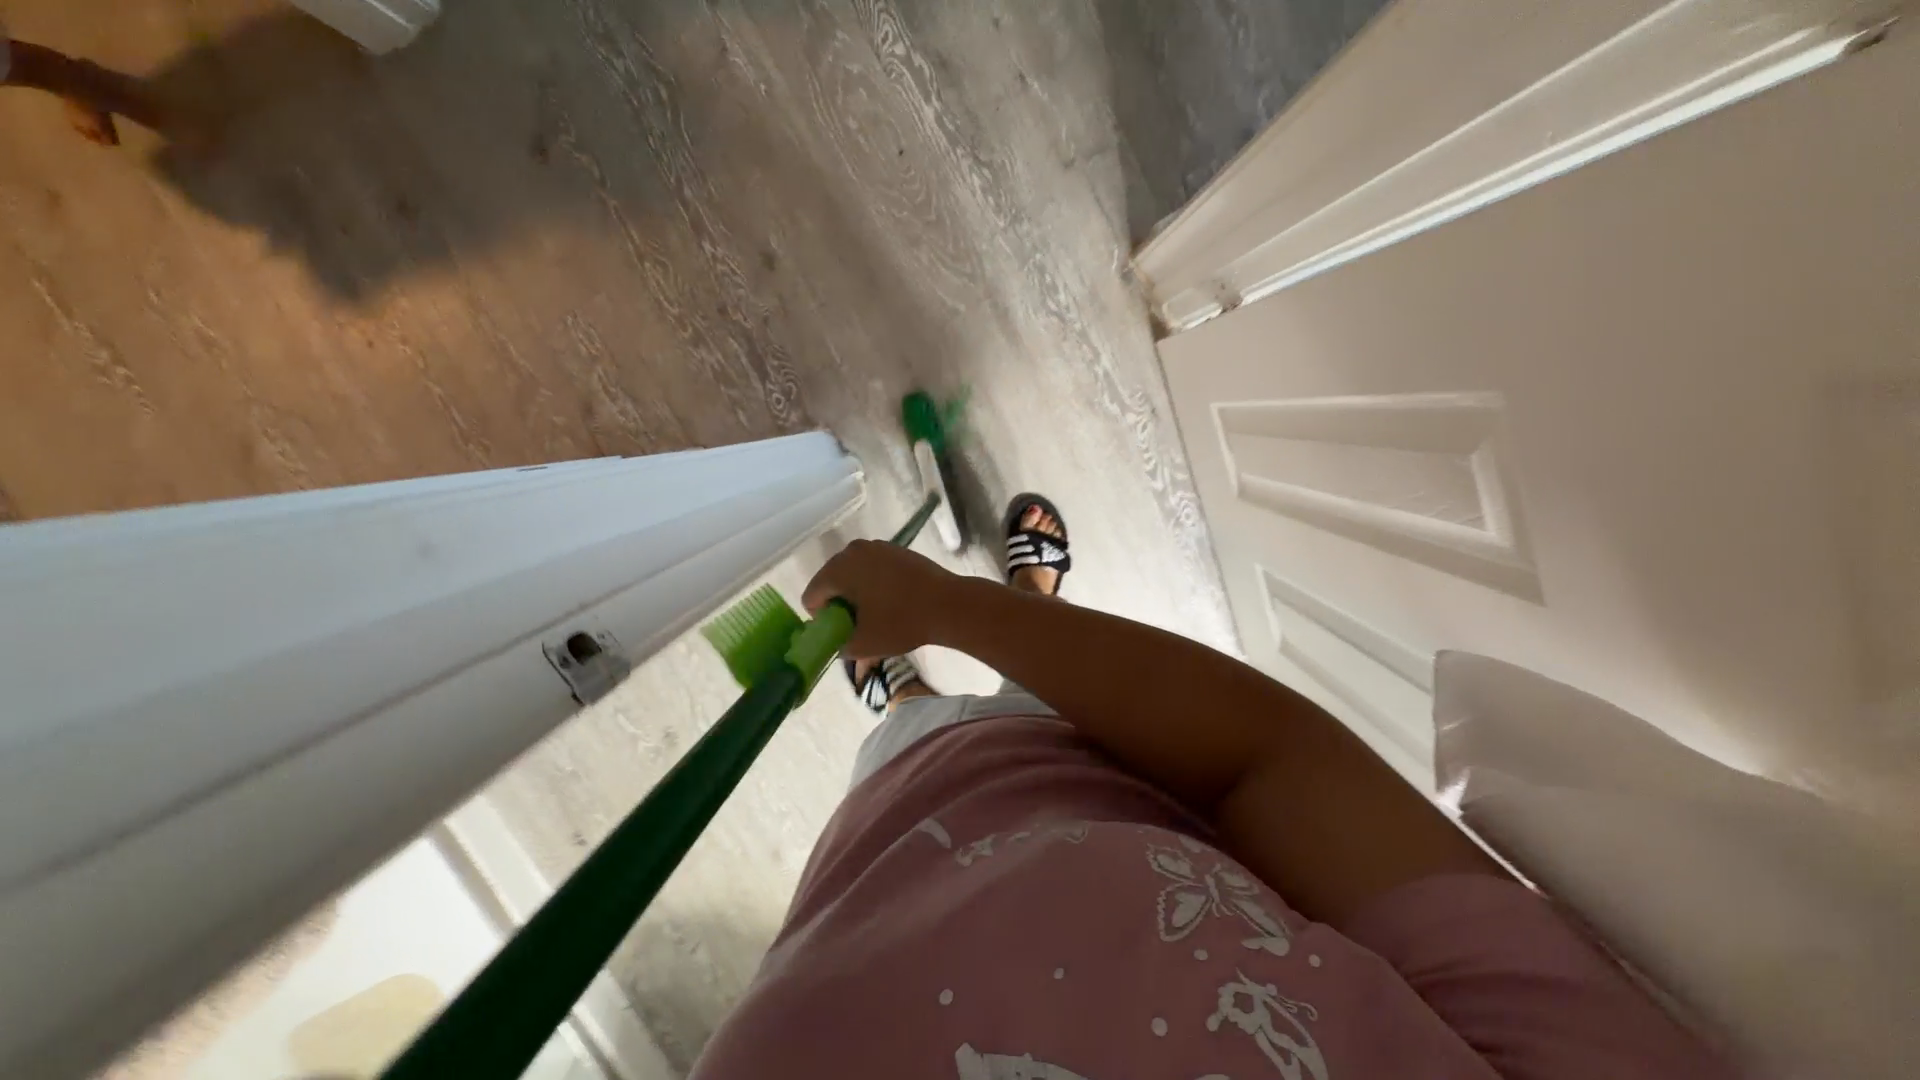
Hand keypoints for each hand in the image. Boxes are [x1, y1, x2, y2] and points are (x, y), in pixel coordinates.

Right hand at [801, 540, 964, 658]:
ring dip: (857, 594)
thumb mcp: (862, 645)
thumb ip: (837, 645)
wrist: (948, 605)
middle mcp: (852, 550)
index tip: (843, 632)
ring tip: (877, 614)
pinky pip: (872, 569)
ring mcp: (876, 547)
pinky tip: (892, 601)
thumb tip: (834, 642)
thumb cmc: (900, 623)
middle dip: (840, 604)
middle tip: (860, 625)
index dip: (822, 619)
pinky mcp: (896, 550)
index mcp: (837, 569)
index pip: (812, 596)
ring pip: (853, 574)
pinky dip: (874, 584)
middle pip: (831, 582)